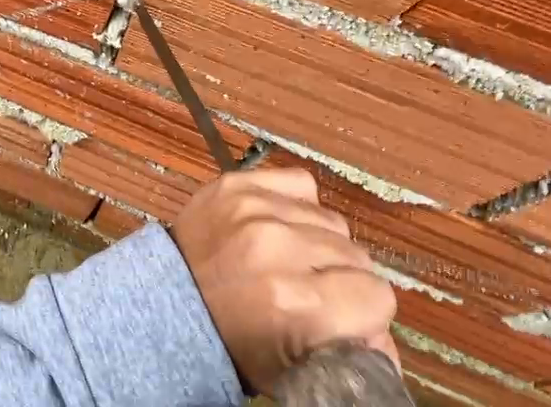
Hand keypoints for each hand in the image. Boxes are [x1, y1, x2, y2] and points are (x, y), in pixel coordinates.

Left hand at [169, 168, 398, 393]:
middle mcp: (278, 248)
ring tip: (292, 261)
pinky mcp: (237, 183)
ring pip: (332, 220)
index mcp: (296, 304)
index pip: (378, 295)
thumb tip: (385, 335)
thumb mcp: (295, 366)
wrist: (165, 302)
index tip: (344, 320)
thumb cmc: (232, 341)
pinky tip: (280, 227)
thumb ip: (352, 350)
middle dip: (344, 278)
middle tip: (314, 293)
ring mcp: (255, 208)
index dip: (366, 313)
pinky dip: (299, 206)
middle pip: (357, 255)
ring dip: (321, 242)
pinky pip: (301, 184)